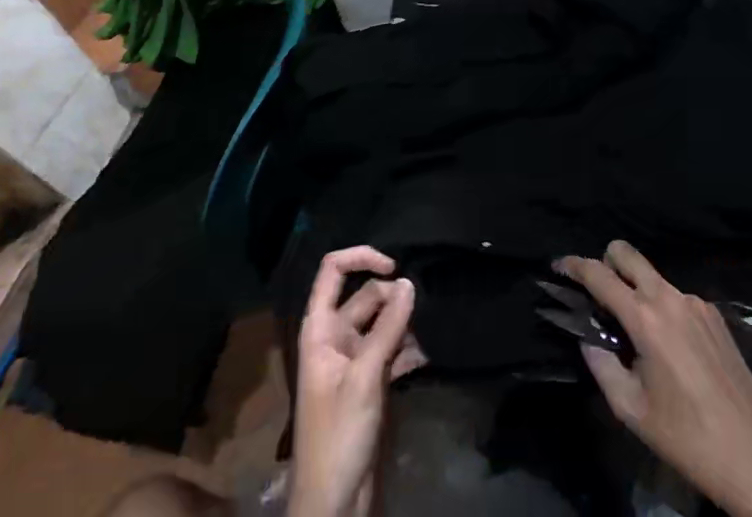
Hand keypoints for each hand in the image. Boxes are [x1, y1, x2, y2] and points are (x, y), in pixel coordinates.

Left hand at [289, 247, 425, 516]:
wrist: (334, 497)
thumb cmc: (339, 432)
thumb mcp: (364, 376)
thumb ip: (387, 328)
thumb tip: (409, 282)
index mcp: (320, 329)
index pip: (332, 272)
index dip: (361, 258)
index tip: (395, 266)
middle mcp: (335, 337)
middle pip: (366, 297)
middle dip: (394, 298)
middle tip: (423, 312)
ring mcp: (354, 359)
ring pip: (384, 323)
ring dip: (406, 324)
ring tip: (431, 332)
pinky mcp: (371, 381)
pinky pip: (393, 350)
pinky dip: (410, 349)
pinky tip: (430, 354)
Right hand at [558, 242, 751, 516]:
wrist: (751, 454)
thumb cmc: (683, 435)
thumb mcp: (629, 407)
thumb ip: (600, 363)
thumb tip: (587, 337)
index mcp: (646, 318)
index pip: (600, 276)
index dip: (574, 266)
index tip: (558, 265)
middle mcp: (672, 298)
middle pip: (629, 255)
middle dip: (606, 261)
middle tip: (593, 291)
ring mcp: (698, 304)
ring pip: (654, 278)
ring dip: (635, 290)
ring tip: (630, 331)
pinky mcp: (715, 317)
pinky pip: (677, 299)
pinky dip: (660, 308)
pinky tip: (665, 345)